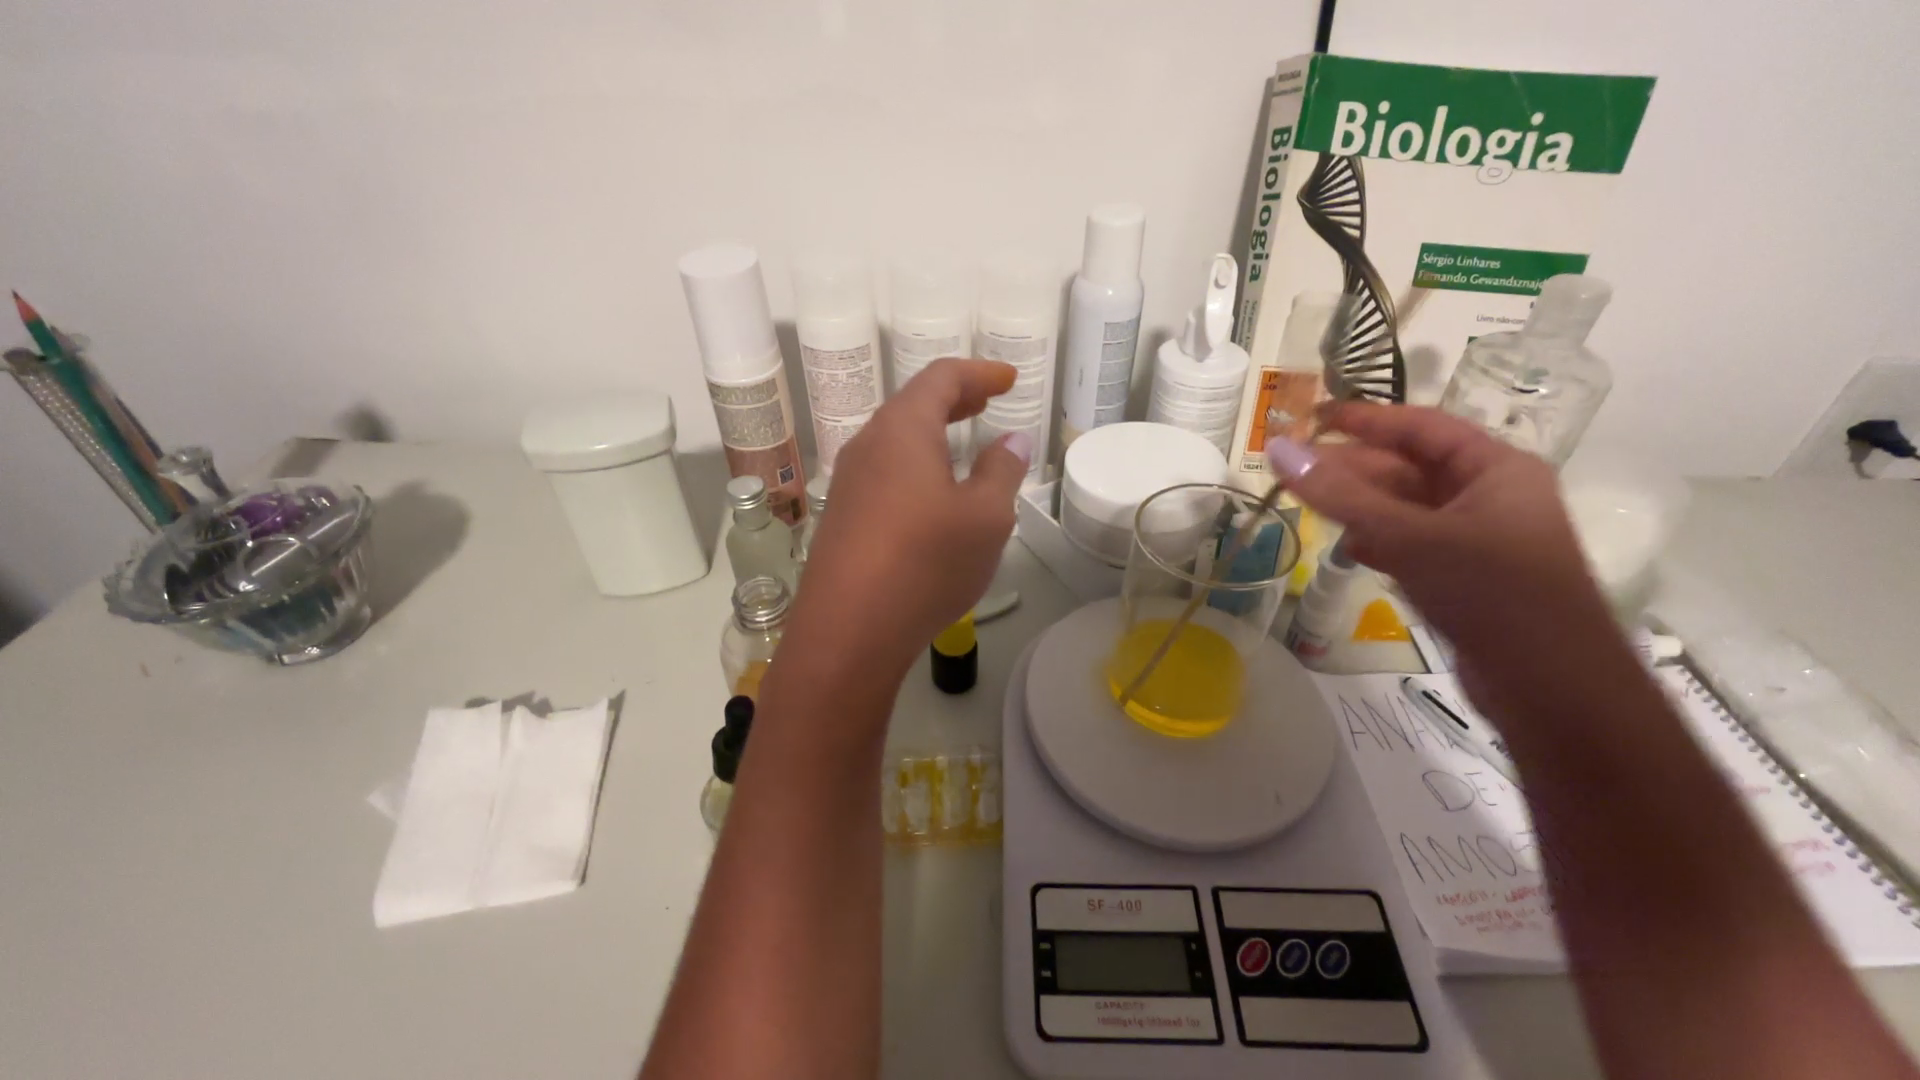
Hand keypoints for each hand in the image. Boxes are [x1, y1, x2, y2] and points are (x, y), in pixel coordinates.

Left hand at [789, 358, 1032, 673]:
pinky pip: (885, 475)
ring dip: (933, 436)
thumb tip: (1012, 441)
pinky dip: (916, 467)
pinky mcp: (842, 518)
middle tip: (988, 401)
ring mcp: (849, 483)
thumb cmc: (925, 561)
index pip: (941, 378)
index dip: (979, 373)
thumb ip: (1002, 471)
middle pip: (913, 405)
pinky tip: (932, 497)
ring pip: (896, 442)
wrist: (847, 631)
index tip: (1009, 380)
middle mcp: (868, 445)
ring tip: (963, 446)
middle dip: (955, 400)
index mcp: (902, 430)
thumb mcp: (985, 517)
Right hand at [1265, 404, 1614, 687]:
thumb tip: (1278, 449)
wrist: (1553, 689)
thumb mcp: (1412, 538)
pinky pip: (1414, 545)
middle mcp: (1492, 497)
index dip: (1366, 419)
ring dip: (1363, 506)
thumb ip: (1341, 496)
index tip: (1311, 418)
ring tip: (1311, 506)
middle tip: (1297, 470)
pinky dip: (1380, 542)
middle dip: (1356, 467)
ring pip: (1410, 509)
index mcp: (1498, 469)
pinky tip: (1348, 549)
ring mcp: (1481, 540)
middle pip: (1412, 467)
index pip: (1422, 426)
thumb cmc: (1493, 594)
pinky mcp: (1468, 580)